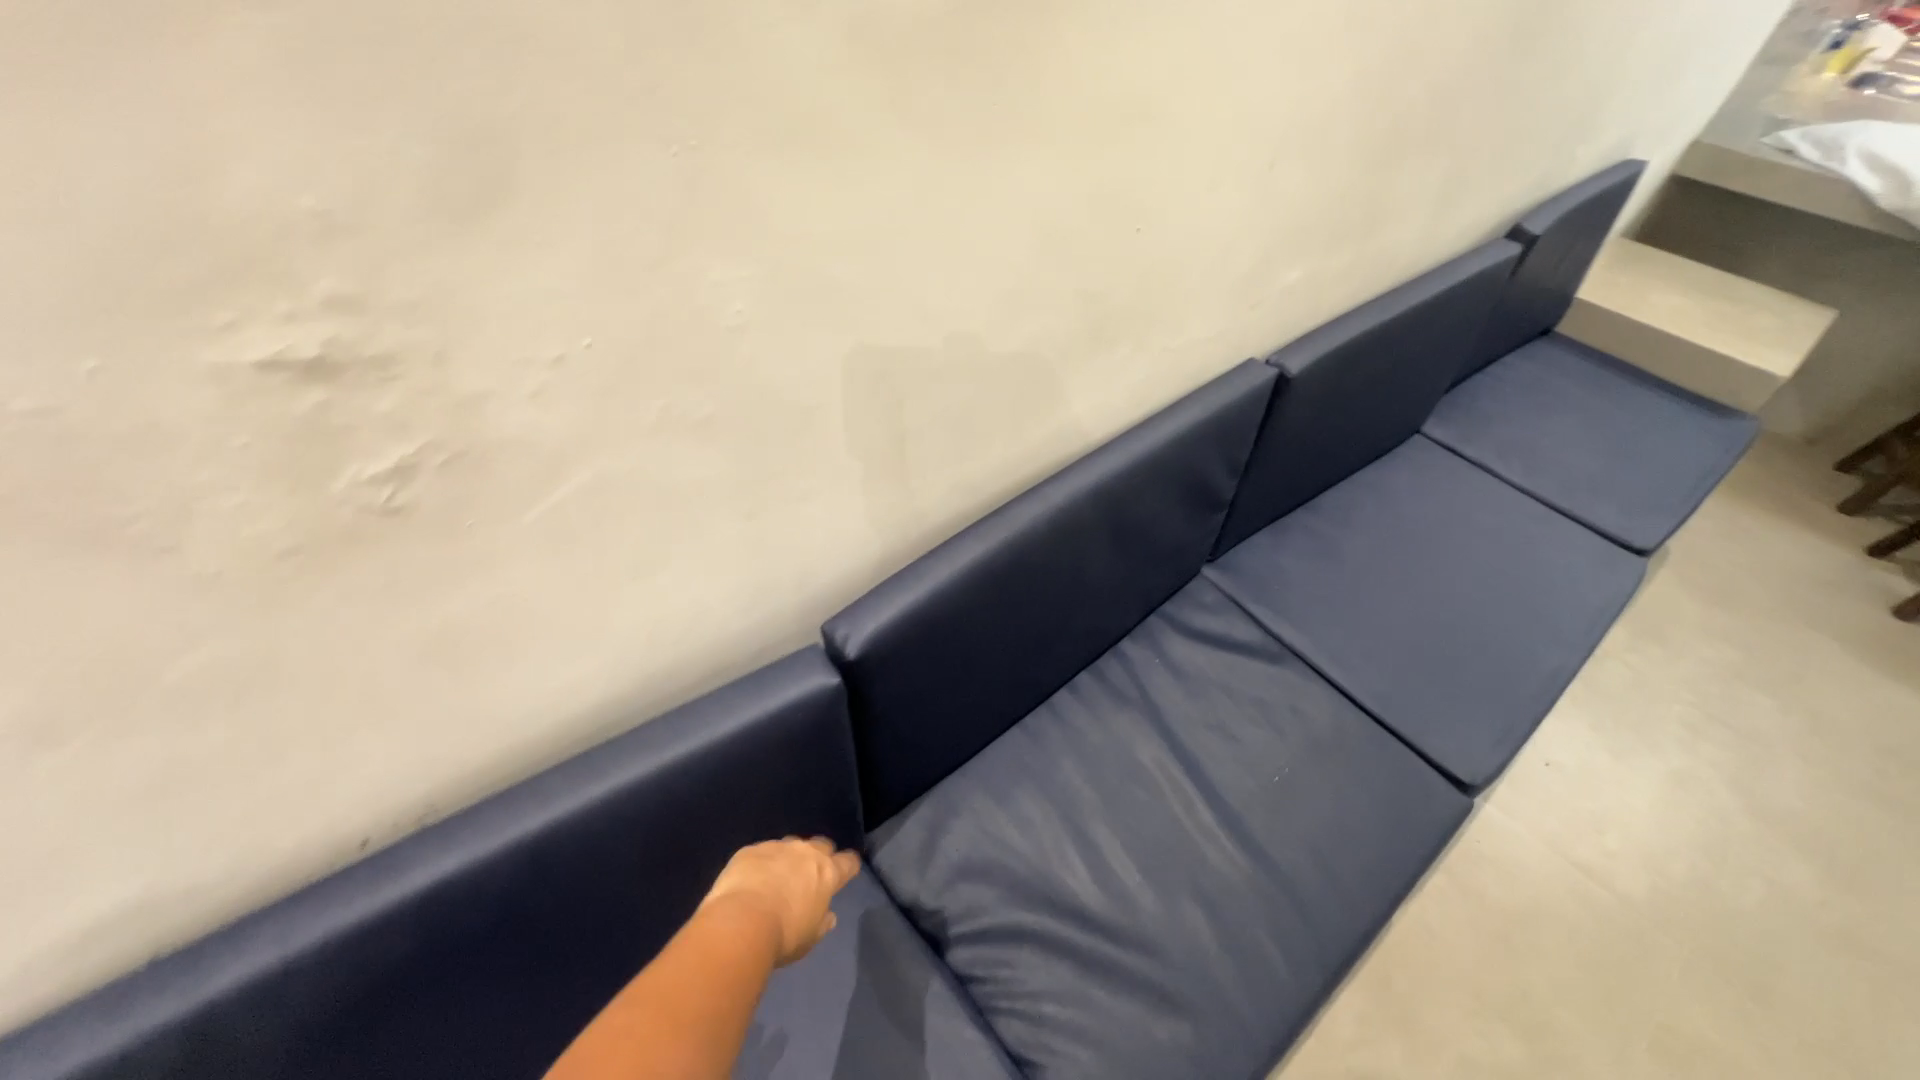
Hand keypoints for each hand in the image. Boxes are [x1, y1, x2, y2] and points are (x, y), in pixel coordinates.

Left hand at [701, 837, 860, 966]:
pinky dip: (761, 863)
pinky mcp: (750, 850)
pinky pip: (762, 852)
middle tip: (811, 874)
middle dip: (819, 856)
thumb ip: (822, 922)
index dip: (849, 866)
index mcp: (827, 873)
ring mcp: (777, 847)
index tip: (846, 871)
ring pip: (790, 844)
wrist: (740, 922)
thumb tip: (828, 915)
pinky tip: (752, 879)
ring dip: (789, 858)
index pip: (848, 861)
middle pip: (821, 845)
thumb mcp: (810, 937)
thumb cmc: (783, 935)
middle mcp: (805, 853)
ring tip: (778, 876)